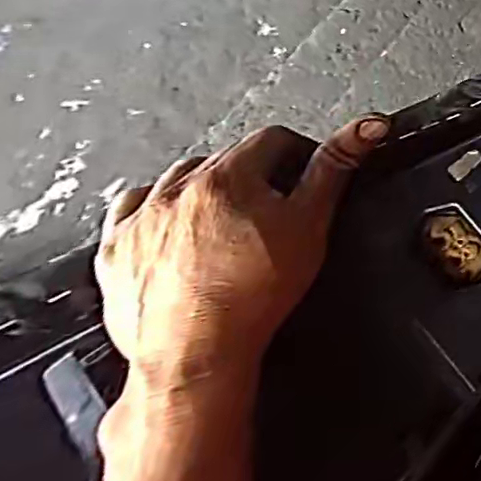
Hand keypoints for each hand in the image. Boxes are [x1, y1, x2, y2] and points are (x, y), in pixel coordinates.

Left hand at [95, 116, 387, 393]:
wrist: (197, 353)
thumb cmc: (254, 292)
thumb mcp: (313, 221)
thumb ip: (337, 166)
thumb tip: (366, 127)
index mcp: (227, 177)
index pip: (273, 139)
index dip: (300, 154)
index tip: (309, 176)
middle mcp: (176, 190)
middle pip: (229, 156)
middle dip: (258, 172)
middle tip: (279, 204)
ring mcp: (140, 221)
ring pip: (180, 177)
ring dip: (209, 185)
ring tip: (233, 215)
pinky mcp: (115, 252)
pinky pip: (133, 209)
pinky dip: (159, 208)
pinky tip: (181, 226)